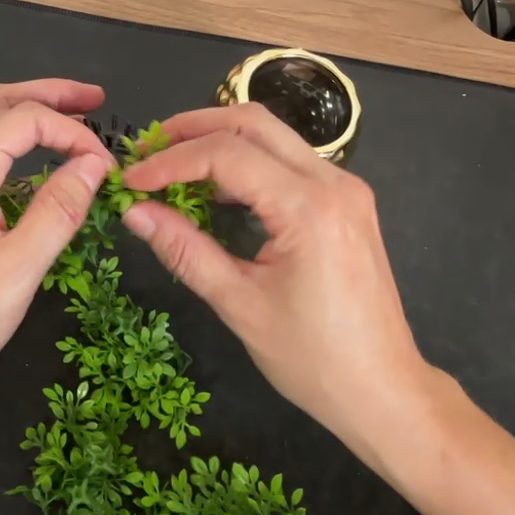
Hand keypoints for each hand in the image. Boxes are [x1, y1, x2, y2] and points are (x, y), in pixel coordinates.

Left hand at [0, 80, 116, 410]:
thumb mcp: (20, 267)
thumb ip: (59, 208)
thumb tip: (93, 164)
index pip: (26, 119)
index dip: (72, 130)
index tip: (107, 163)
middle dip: (47, 95)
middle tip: (94, 99)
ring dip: (26, 118)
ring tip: (71, 125)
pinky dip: (9, 148)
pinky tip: (34, 172)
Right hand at [118, 103, 441, 468]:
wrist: (383, 391)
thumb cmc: (312, 359)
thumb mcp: (239, 304)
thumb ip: (184, 250)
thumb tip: (134, 212)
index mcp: (310, 208)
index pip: (227, 154)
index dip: (171, 161)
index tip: (131, 179)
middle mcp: (334, 183)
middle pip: (253, 123)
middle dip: (193, 129)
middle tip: (147, 150)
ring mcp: (345, 189)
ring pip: (272, 136)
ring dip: (219, 141)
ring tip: (170, 166)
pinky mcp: (345, 202)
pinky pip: (287, 162)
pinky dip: (245, 163)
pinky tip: (213, 189)